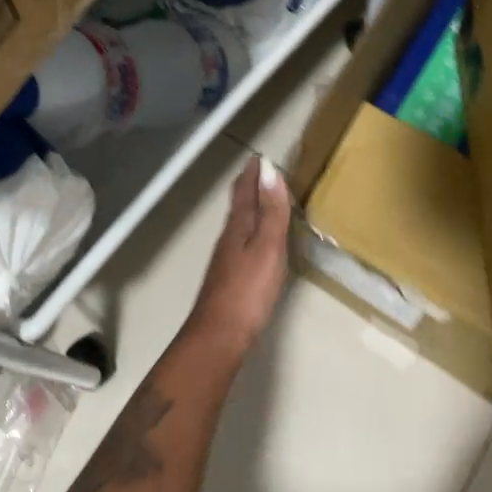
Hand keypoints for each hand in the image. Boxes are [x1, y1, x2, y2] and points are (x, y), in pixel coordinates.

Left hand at [186, 157, 292, 356]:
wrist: (220, 334)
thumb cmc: (248, 290)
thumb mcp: (267, 247)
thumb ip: (271, 211)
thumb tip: (269, 170)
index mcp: (239, 225)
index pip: (245, 190)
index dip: (253, 173)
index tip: (261, 156)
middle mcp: (229, 236)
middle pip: (239, 203)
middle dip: (250, 185)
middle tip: (262, 171)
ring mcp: (227, 257)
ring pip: (239, 221)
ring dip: (250, 205)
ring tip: (263, 197)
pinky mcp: (230, 276)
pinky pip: (242, 240)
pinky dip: (251, 227)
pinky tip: (255, 239)